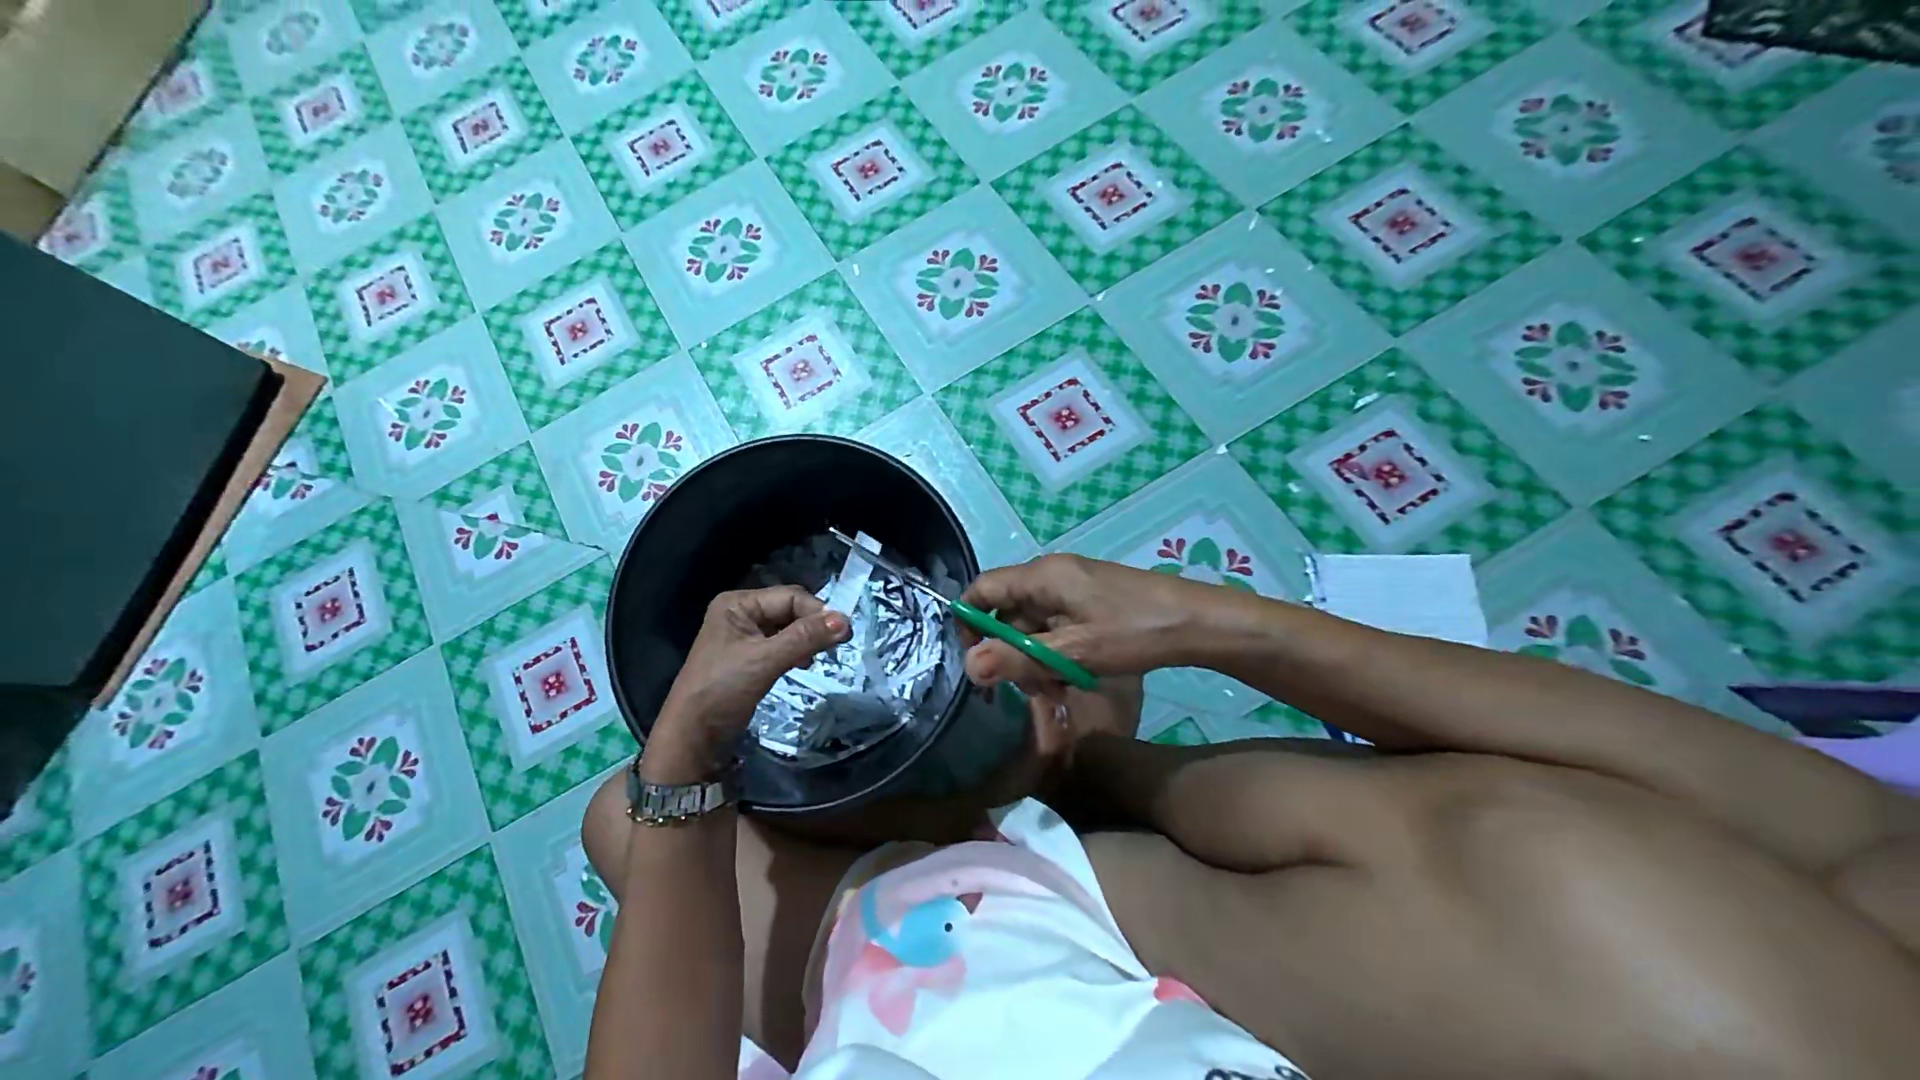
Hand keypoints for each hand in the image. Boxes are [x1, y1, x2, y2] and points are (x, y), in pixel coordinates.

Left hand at [642, 586, 850, 783]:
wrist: (693, 737)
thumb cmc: (723, 689)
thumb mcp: (765, 660)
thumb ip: (804, 638)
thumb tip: (846, 620)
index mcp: (738, 603)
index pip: (790, 597)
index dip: (817, 612)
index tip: (843, 633)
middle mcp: (741, 613)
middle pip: (791, 609)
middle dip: (812, 626)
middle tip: (833, 647)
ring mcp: (746, 636)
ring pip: (789, 628)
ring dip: (806, 640)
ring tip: (816, 657)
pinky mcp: (751, 657)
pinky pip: (783, 645)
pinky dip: (797, 652)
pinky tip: (802, 664)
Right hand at [959, 555, 1248, 697]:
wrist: (1199, 624)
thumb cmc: (1134, 632)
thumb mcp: (1073, 652)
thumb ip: (1019, 658)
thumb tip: (968, 666)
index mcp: (1042, 576)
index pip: (983, 588)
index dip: (970, 622)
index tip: (974, 662)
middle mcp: (1052, 575)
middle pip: (1010, 612)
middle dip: (1012, 653)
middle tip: (1030, 690)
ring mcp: (1074, 588)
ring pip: (1035, 625)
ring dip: (1038, 660)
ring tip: (1059, 692)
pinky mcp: (1091, 602)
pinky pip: (1058, 627)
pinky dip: (1058, 654)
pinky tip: (1075, 679)